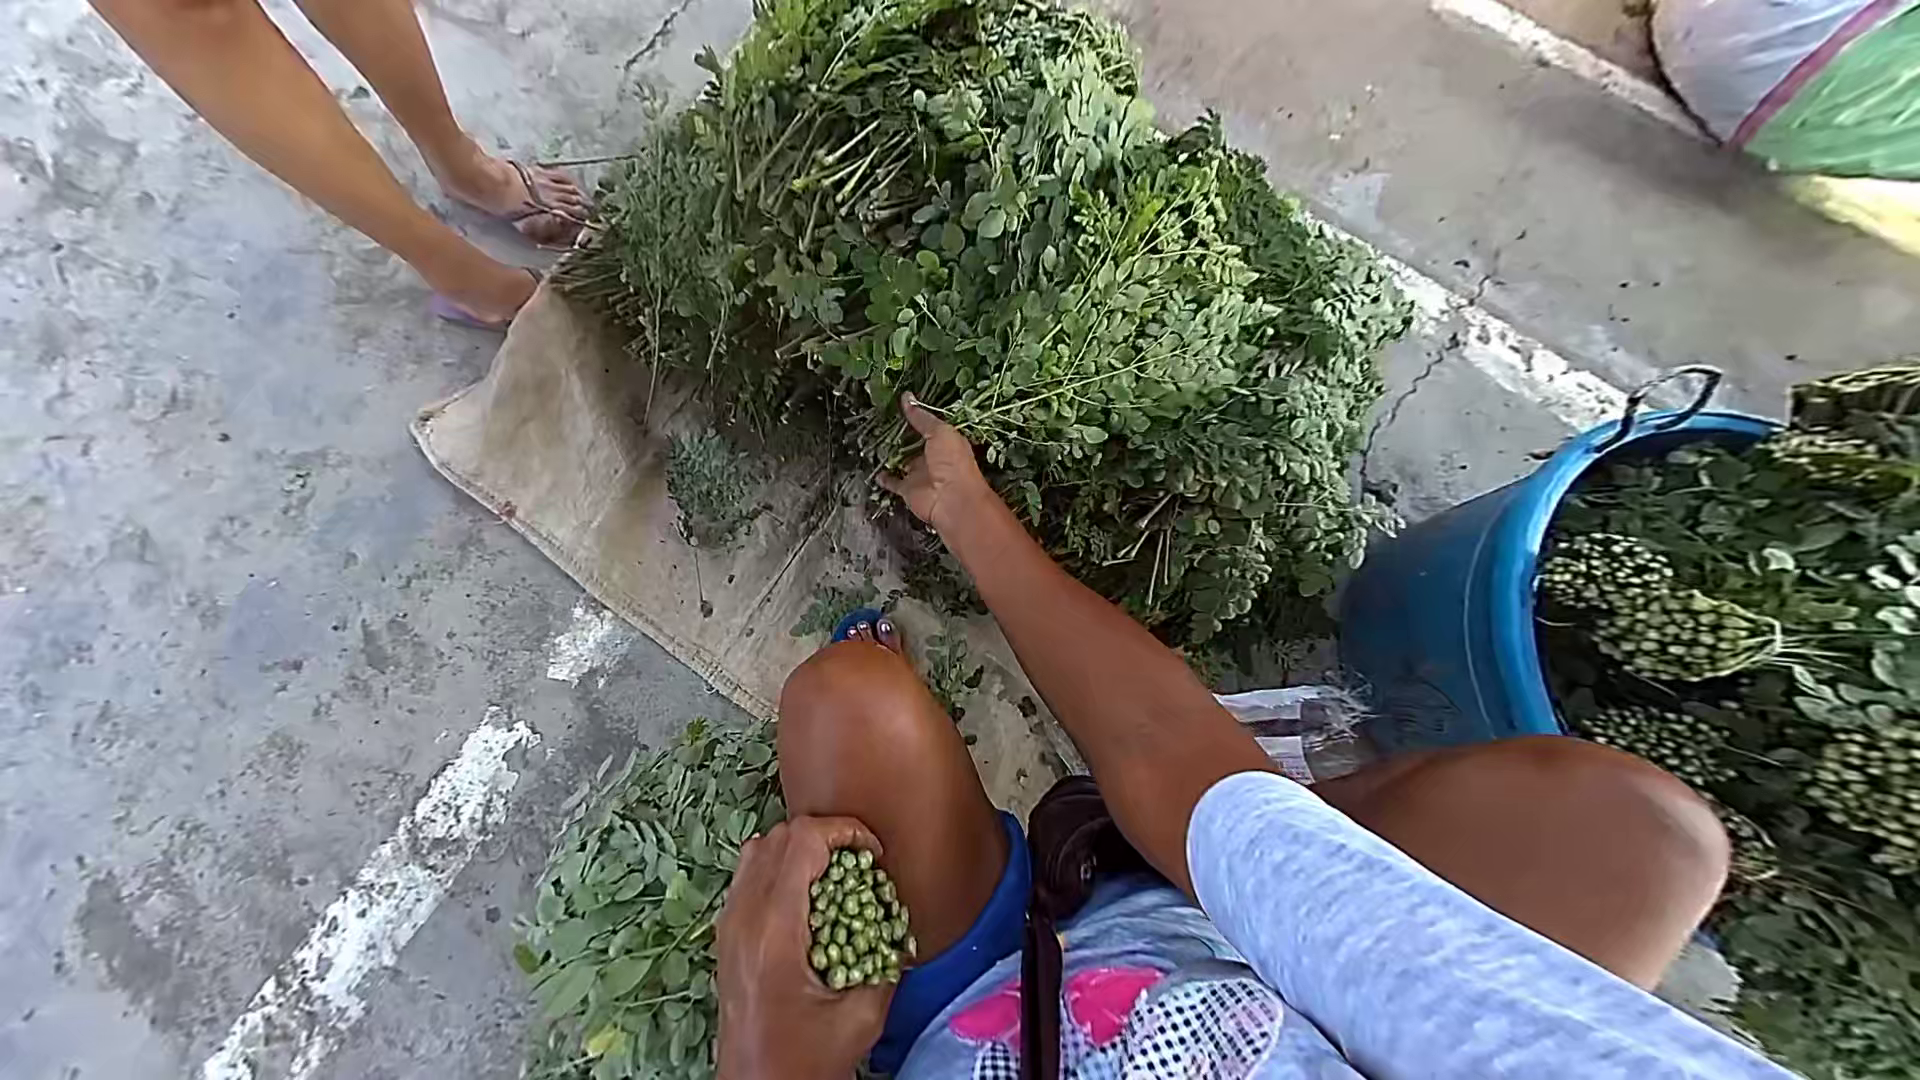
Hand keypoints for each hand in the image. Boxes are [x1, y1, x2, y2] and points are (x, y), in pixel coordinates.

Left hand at [716, 817, 892, 1079]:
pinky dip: (778, 863)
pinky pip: (748, 870)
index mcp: (775, 929)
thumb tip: (902, 926)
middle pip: (783, 834)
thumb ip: (887, 964)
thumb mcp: (860, 1017)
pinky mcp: (724, 931)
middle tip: (858, 859)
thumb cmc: (803, 1061)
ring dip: (800, 845)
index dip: (846, 830)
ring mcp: (729, 921)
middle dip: (828, 834)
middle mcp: (745, 915)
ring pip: (761, 845)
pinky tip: (802, 891)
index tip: (873, 853)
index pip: (804, 839)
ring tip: (831, 869)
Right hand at [879, 393, 994, 533]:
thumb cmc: (953, 462)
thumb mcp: (940, 432)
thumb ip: (921, 417)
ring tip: (874, 440)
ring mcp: (919, 474)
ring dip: (891, 454)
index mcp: (945, 442)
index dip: (916, 416)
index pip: (928, 426)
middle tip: (882, 420)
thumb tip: (907, 397)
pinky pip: (893, 481)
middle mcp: (932, 457)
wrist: (952, 499)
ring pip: (902, 462)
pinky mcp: (908, 489)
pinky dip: (885, 477)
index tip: (900, 403)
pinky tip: (875, 469)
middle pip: (913, 444)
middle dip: (901, 435)